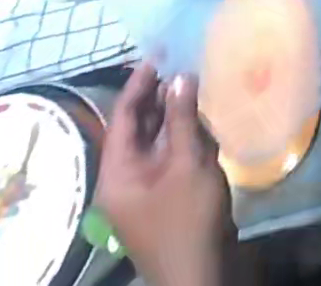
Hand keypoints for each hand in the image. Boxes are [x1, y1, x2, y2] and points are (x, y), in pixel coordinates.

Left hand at [96, 63, 232, 285]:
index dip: (138, 83)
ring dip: (173, 113)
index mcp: (118, 173)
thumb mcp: (188, 162)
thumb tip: (179, 77)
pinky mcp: (164, 196)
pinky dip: (182, 135)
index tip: (157, 55)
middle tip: (180, 64)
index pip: (123, 117)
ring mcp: (145, 190)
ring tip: (193, 83)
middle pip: (137, 127)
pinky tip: (202, 118)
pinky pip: (168, 155)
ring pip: (155, 139)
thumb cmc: (188, 218)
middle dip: (158, 95)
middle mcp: (125, 179)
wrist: (202, 276)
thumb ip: (181, 117)